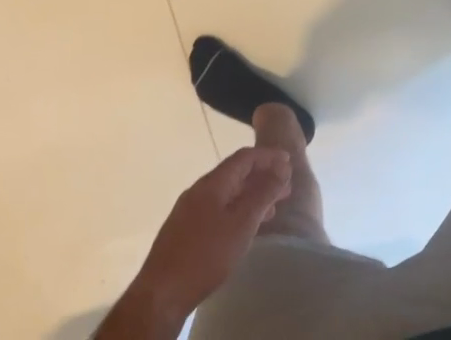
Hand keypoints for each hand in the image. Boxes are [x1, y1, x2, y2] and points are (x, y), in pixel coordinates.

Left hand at [133, 147, 291, 317]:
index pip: (244, 158)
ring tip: (272, 210)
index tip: (289, 161)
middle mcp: (198, 191)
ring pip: (227, 194)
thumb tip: (281, 169)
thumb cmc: (206, 255)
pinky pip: (218, 209)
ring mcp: (189, 211)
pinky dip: (237, 210)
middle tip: (286, 187)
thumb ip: (263, 194)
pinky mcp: (185, 230)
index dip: (268, 156)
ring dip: (251, 196)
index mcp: (212, 184)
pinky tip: (245, 227)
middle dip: (262, 177)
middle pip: (235, 174)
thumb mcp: (242, 223)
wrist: (161, 293)